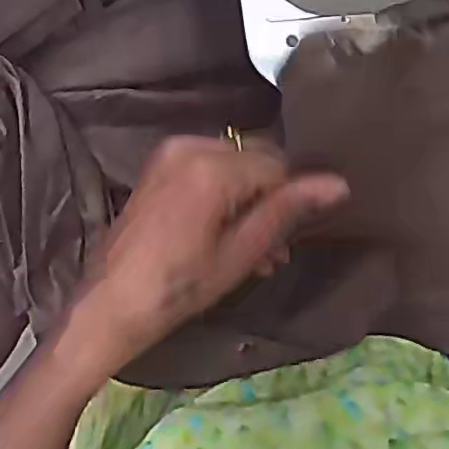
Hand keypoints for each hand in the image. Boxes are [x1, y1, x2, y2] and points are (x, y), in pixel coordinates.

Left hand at [63, 136, 347, 375]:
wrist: (110, 302)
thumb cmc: (179, 286)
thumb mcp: (241, 252)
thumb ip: (286, 210)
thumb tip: (337, 183)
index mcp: (212, 166)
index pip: (277, 166)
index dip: (293, 198)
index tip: (295, 236)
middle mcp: (190, 145)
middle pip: (254, 160)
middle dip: (270, 199)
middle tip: (277, 249)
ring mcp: (170, 152)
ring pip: (233, 165)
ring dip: (248, 200)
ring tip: (258, 252)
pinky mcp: (159, 164)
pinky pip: (207, 167)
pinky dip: (223, 193)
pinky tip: (228, 234)